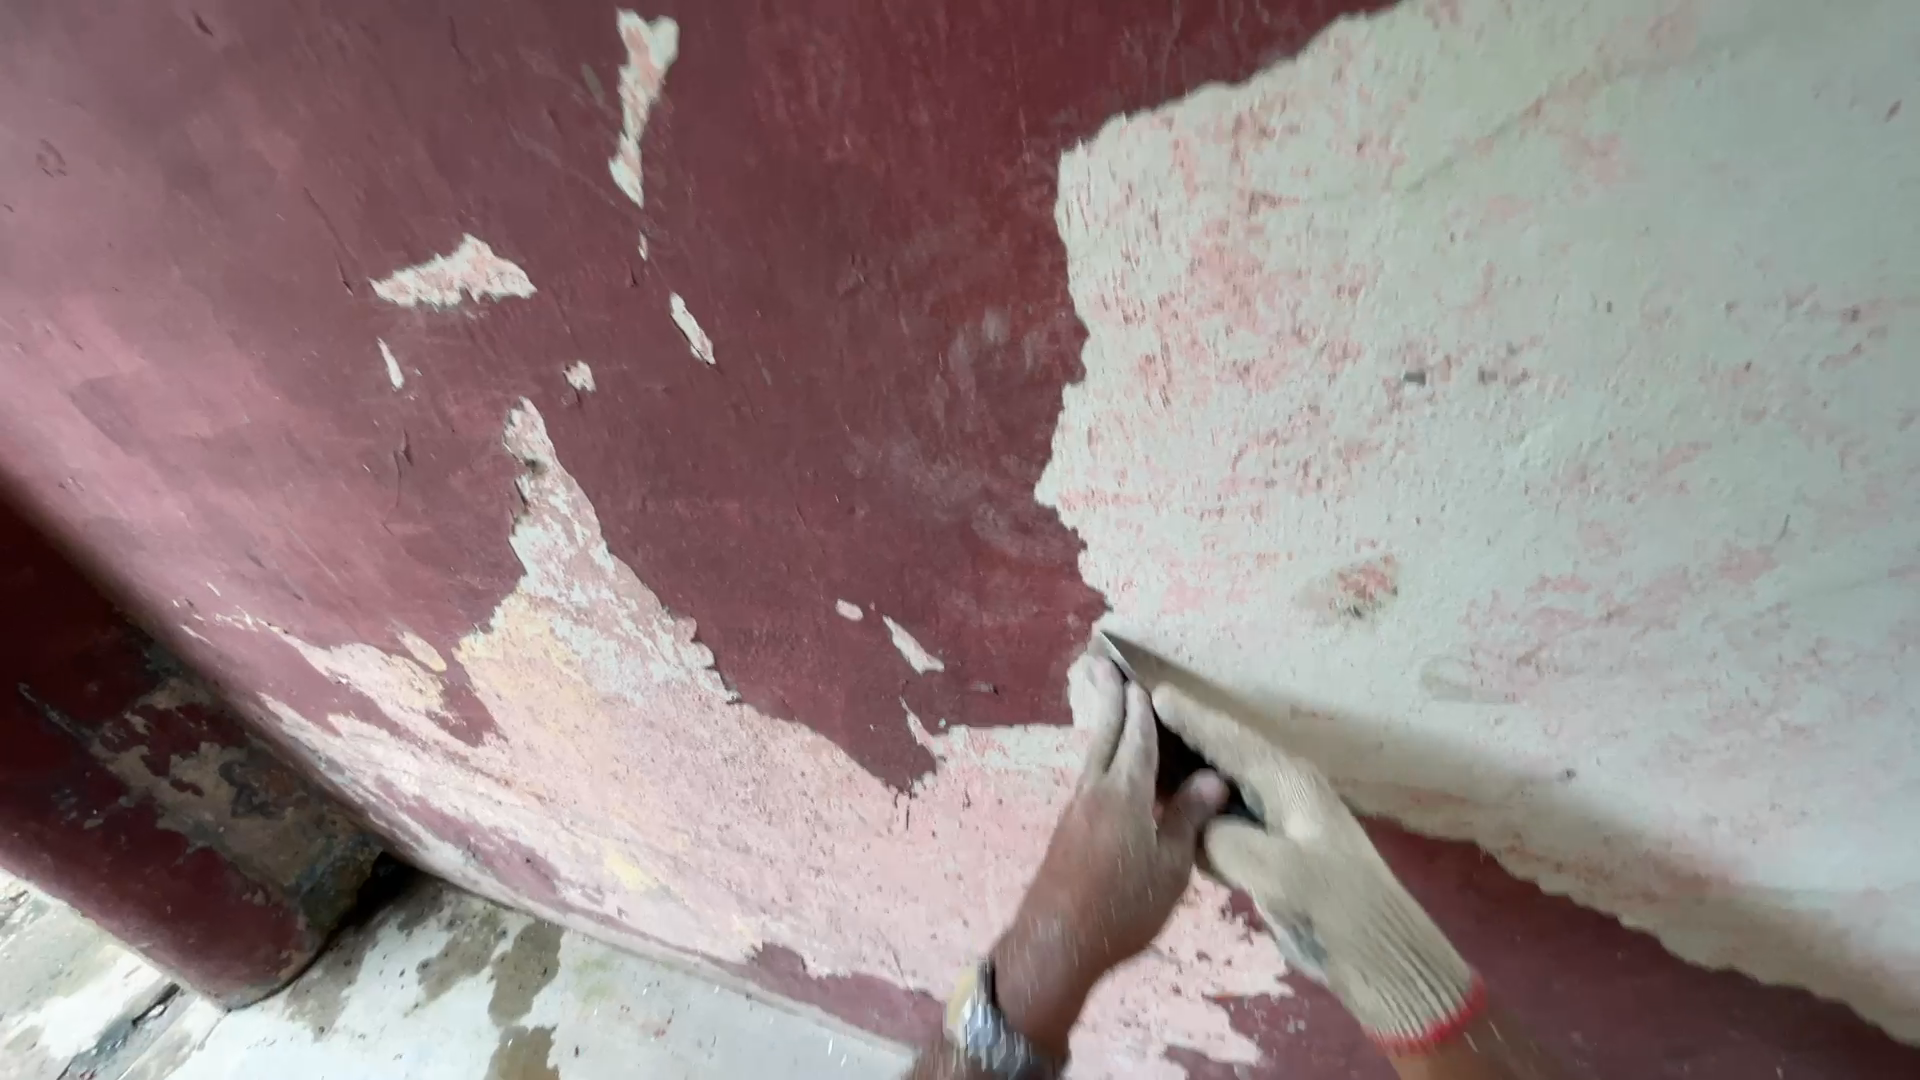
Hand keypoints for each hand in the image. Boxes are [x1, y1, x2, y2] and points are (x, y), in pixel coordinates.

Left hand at [989, 650, 1226, 1055]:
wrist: (1058, 939)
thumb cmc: (1124, 907)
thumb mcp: (1170, 868)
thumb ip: (1188, 819)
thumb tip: (1213, 778)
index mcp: (1124, 794)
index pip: (1137, 740)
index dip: (1142, 710)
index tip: (1140, 679)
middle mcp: (1096, 789)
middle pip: (1105, 734)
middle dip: (1109, 698)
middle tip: (1103, 664)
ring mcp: (1077, 806)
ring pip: (1093, 752)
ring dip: (1102, 722)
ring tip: (1107, 701)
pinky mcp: (1069, 824)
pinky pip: (1089, 773)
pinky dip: (1099, 751)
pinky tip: (1105, 760)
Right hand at [1153, 684, 1482, 1053]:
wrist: (1383, 962)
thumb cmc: (1336, 907)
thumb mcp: (1276, 873)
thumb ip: (1222, 839)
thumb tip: (1192, 825)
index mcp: (1285, 780)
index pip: (1226, 738)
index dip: (1188, 716)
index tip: (1151, 693)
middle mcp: (1278, 788)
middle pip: (1219, 751)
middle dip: (1182, 733)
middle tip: (1137, 718)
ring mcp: (1273, 818)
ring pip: (1217, 783)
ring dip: (1185, 771)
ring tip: (1142, 756)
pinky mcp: (1267, 848)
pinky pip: (1221, 817)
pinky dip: (1195, 809)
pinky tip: (1168, 809)